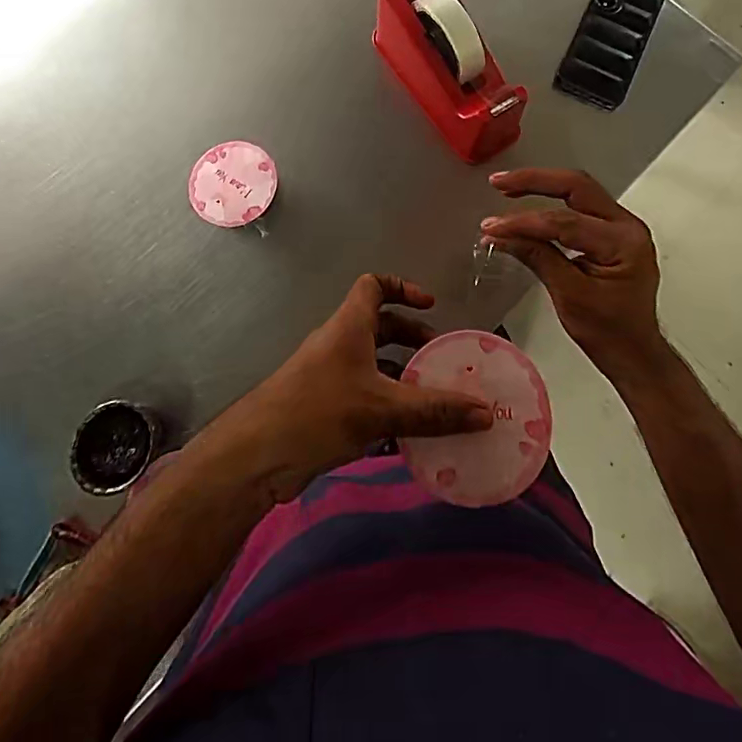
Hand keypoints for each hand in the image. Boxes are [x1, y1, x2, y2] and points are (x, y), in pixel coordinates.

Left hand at [201, 275, 491, 499]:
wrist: (256, 455)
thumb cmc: (318, 412)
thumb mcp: (382, 409)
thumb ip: (434, 411)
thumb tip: (486, 412)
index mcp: (349, 327)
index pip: (374, 286)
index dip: (404, 288)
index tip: (431, 307)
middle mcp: (338, 345)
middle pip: (379, 327)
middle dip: (411, 339)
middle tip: (439, 359)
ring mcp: (328, 376)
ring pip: (372, 365)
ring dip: (400, 377)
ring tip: (432, 398)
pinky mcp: (323, 408)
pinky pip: (363, 397)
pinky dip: (386, 408)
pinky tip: (409, 435)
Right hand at [481, 169, 670, 376]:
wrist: (634, 352)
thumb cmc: (608, 332)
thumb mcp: (570, 296)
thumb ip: (538, 257)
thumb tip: (500, 235)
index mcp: (623, 242)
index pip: (565, 222)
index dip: (524, 222)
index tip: (491, 228)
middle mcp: (627, 225)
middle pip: (577, 187)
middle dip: (535, 182)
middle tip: (499, 183)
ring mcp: (622, 227)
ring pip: (578, 192)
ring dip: (542, 188)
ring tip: (507, 189)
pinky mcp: (612, 234)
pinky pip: (580, 208)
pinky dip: (552, 205)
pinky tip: (528, 207)